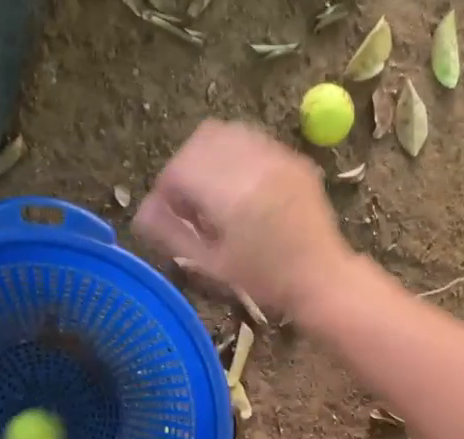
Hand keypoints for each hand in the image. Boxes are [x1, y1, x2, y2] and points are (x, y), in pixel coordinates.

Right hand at [133, 120, 355, 318]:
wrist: (321, 277)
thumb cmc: (264, 279)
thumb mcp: (212, 264)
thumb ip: (172, 234)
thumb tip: (142, 213)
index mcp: (229, 193)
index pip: (179, 169)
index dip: (165, 190)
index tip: (168, 214)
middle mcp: (252, 163)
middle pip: (198, 143)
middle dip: (184, 168)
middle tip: (189, 203)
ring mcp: (276, 155)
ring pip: (224, 134)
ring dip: (208, 157)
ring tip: (213, 194)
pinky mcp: (292, 157)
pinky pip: (251, 140)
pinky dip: (234, 156)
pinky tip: (240, 189)